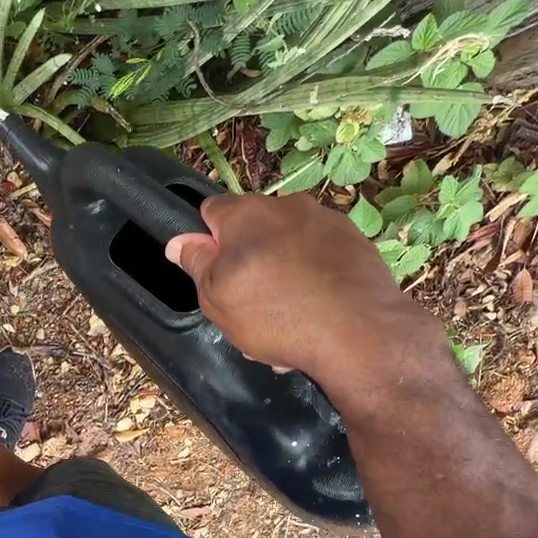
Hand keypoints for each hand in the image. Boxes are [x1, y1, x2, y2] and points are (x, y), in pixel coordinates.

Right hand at [164, 193, 451, 406]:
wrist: (358, 331)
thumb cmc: (274, 313)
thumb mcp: (216, 296)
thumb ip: (197, 264)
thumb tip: (179, 241)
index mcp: (246, 213)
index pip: (211, 211)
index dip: (206, 241)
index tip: (211, 272)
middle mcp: (288, 205)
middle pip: (253, 231)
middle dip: (246, 263)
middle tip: (246, 309)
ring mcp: (327, 221)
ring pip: (286, 249)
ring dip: (278, 277)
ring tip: (283, 324)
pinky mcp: (356, 243)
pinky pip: (317, 261)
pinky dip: (309, 283)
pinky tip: (312, 319)